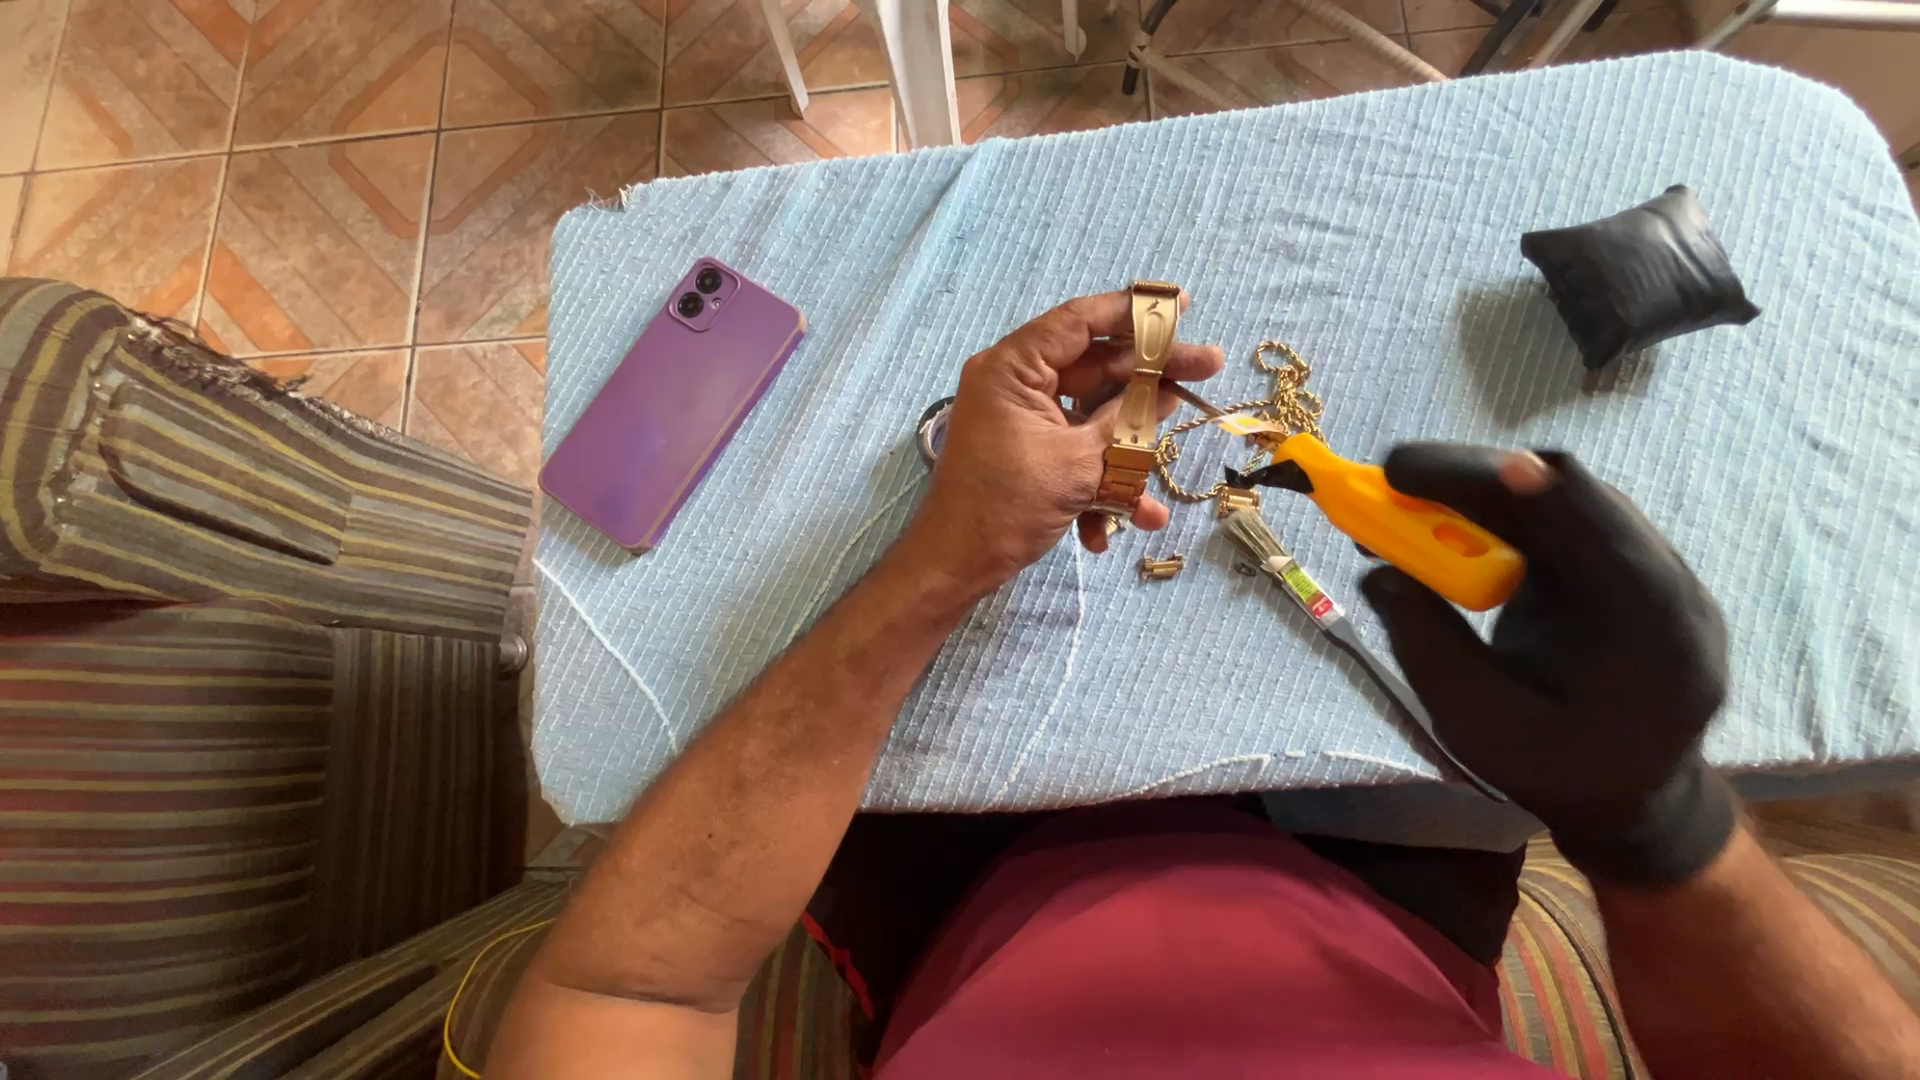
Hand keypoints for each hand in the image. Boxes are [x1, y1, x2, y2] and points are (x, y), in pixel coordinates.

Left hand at [900, 290, 1224, 594]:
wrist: (958, 566)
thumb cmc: (1008, 506)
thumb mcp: (1077, 462)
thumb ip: (1127, 421)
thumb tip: (1168, 390)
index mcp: (1012, 369)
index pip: (1079, 322)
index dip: (1134, 311)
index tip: (1181, 306)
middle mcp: (1015, 385)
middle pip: (1095, 366)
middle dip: (1152, 378)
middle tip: (1209, 365)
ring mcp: (1022, 420)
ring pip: (1091, 416)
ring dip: (1130, 447)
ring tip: (1171, 461)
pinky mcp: (1029, 453)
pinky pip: (1074, 451)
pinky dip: (1101, 480)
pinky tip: (1134, 516)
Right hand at [1359, 445, 1735, 886]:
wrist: (1626, 793)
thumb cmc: (1551, 766)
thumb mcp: (1474, 719)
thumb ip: (1426, 642)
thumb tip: (1376, 571)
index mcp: (1651, 622)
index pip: (1584, 517)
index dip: (1496, 481)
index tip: (1408, 469)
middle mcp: (1660, 578)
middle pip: (1567, 491)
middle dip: (1467, 477)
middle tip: (1386, 482)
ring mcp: (1641, 568)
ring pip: (1555, 496)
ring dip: (1471, 492)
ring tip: (1398, 506)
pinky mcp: (1612, 567)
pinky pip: (1549, 517)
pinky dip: (1485, 513)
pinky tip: (1438, 530)